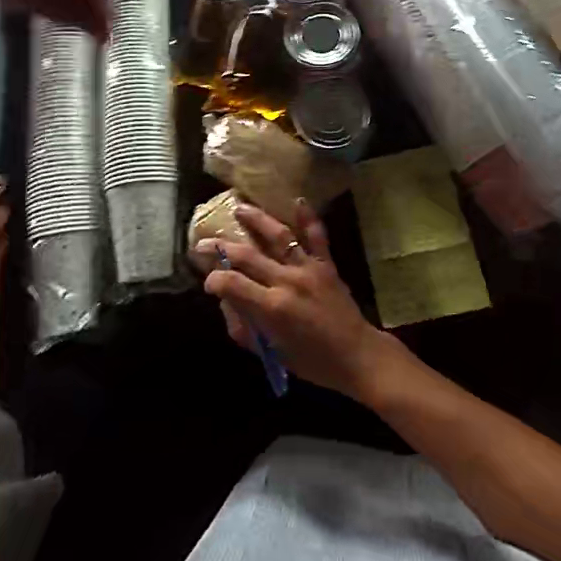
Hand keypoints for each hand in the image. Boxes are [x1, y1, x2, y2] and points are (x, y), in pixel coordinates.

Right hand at [191, 202, 405, 399]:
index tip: (207, 281)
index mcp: (272, 307)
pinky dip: (308, 218)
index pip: (231, 283)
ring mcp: (309, 268)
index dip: (213, 280)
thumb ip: (244, 327)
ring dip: (257, 220)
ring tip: (240, 208)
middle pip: (248, 256)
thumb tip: (226, 302)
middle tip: (202, 242)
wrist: (357, 355)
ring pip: (279, 237)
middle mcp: (288, 281)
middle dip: (220, 247)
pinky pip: (317, 236)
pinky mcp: (327, 263)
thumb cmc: (312, 361)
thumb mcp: (271, 352)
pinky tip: (298, 200)